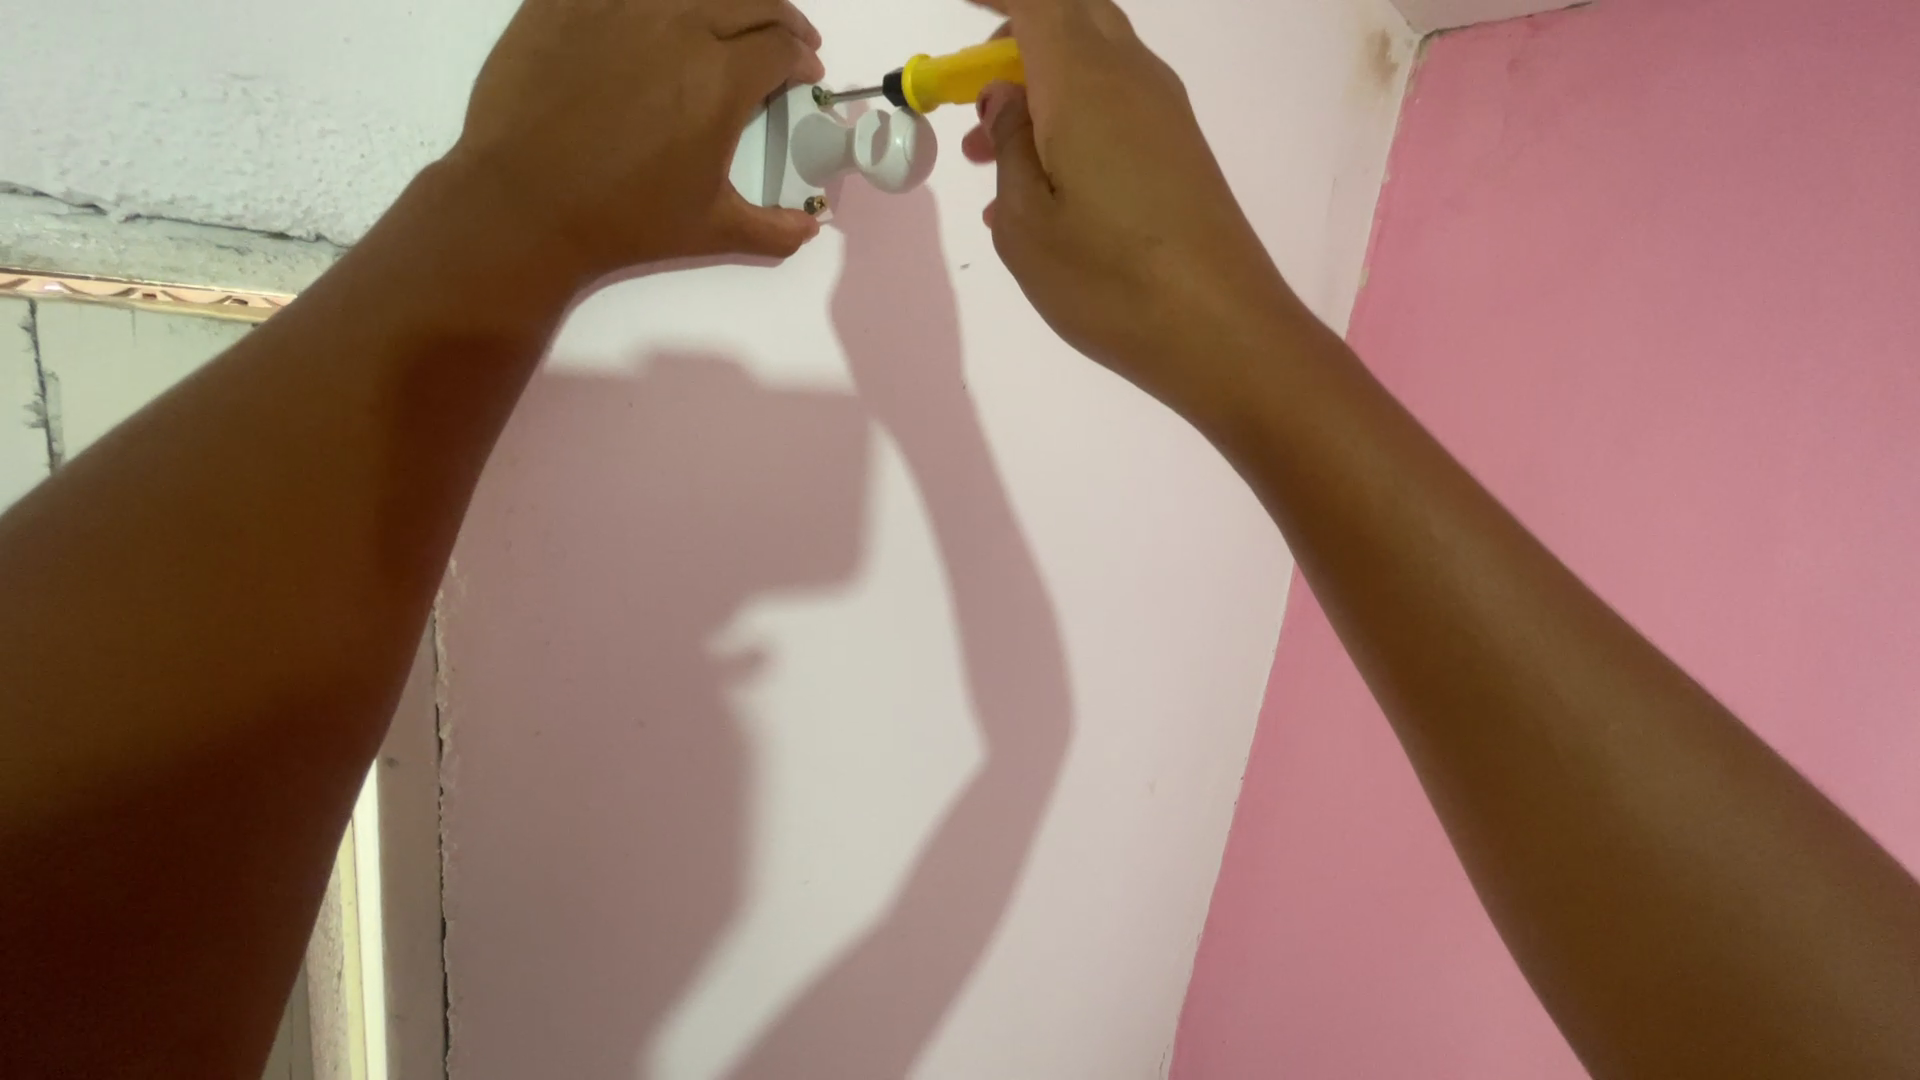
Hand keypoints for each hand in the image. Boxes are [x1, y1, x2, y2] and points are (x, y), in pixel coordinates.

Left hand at [448, 0, 827, 279]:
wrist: (527, 201)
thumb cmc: (628, 219)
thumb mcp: (713, 230)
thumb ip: (774, 230)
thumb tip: (812, 227)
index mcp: (720, 81)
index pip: (781, 46)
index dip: (804, 58)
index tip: (807, 73)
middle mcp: (677, 24)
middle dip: (781, 16)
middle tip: (787, 37)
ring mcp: (619, 3)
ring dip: (727, 0)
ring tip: (731, 17)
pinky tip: (662, 14)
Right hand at [963, 0, 1302, 418]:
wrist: (1219, 330)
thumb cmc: (1108, 281)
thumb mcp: (1027, 225)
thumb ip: (1008, 150)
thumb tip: (1005, 99)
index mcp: (1083, 80)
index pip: (1034, 0)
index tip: (959, 7)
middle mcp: (1131, 76)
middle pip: (1070, 17)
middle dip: (1015, 43)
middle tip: (977, 103)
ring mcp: (1164, 113)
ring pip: (1093, 64)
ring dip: (1040, 92)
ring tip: (991, 162)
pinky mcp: (1180, 151)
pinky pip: (1116, 107)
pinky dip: (1071, 124)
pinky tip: (1046, 193)